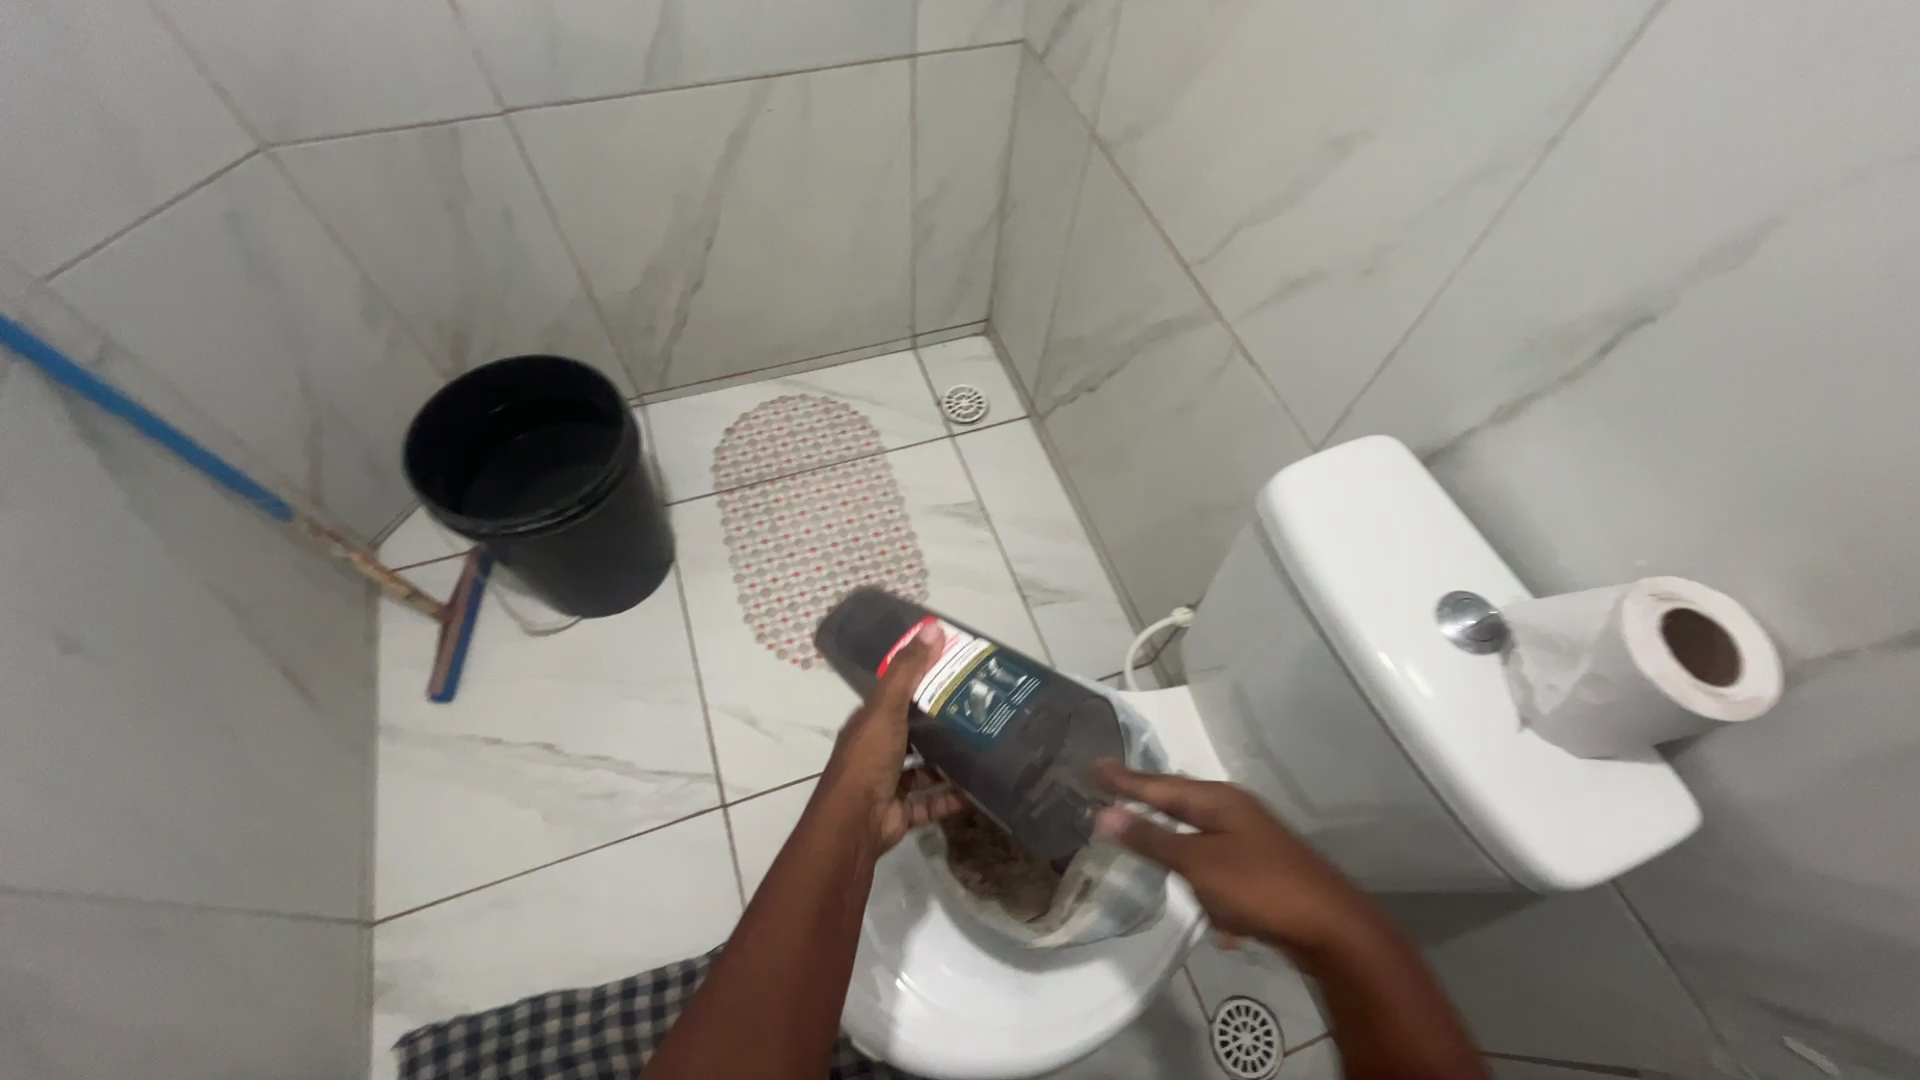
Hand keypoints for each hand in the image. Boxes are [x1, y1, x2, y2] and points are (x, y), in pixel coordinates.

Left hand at [818, 620, 966, 850]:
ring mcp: (890, 783)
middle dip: (941, 723)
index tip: (955, 671)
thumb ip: (909, 670)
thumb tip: (933, 627)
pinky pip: (933, 801)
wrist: (854, 822)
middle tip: (979, 710)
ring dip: (949, 761)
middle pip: (913, 731)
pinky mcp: (903, 811)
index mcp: (869, 723)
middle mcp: (878, 750)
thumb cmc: (868, 758)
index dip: (922, 681)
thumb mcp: (887, 707)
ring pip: (924, 767)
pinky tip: (979, 789)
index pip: (897, 695)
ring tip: (983, 746)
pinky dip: (953, 797)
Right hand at [1092, 762, 1365, 954]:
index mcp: (1216, 800)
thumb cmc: (1259, 887)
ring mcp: (1249, 839)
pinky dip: (1205, 883)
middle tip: (1111, 792)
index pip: (1157, 784)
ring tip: (1146, 843)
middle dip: (1147, 801)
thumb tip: (1104, 813)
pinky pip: (1217, 868)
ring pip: (1197, 837)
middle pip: (1178, 802)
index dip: (1123, 779)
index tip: (1092, 766)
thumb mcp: (1197, 863)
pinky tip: (1212, 914)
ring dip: (1174, 847)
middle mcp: (1233, 810)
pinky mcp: (1259, 870)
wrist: (1332, 930)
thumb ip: (1151, 838)